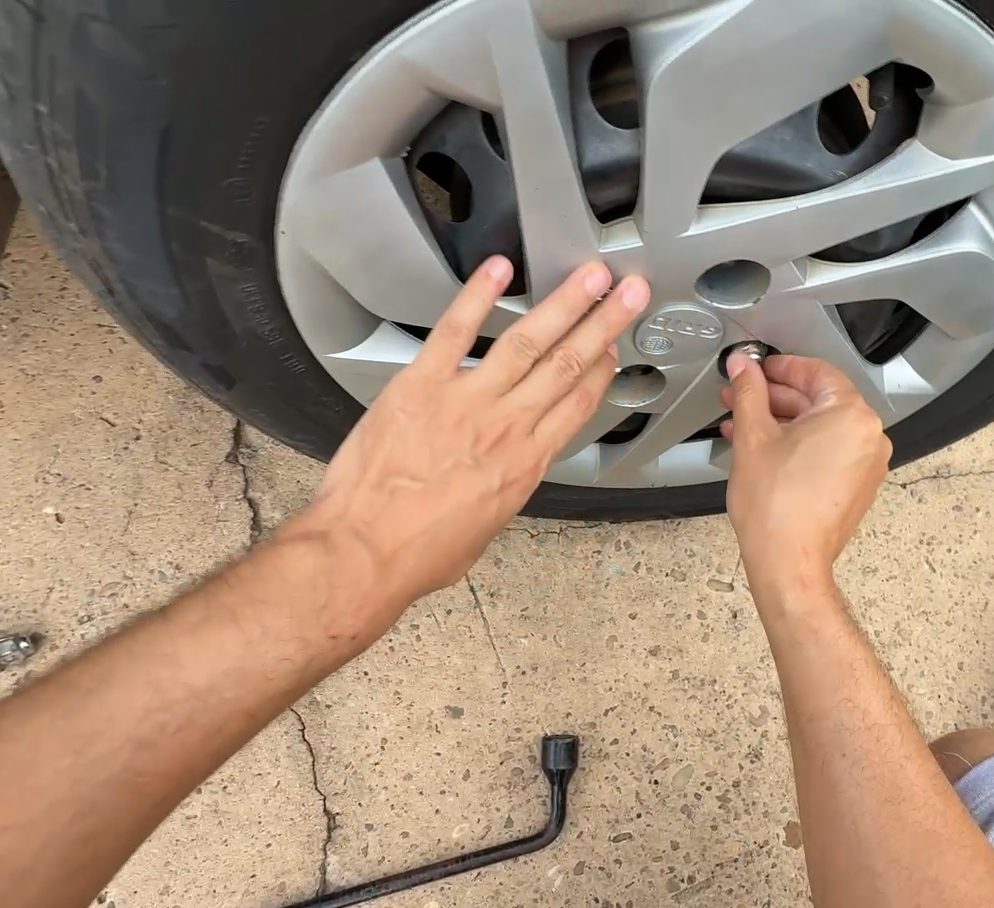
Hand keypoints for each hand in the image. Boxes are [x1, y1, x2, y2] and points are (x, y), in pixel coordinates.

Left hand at [292, 256, 650, 604]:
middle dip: (604, 325)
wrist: (364, 551)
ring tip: (590, 277)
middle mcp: (505, 427)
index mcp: (524, 465)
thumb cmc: (419, 550)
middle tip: (629, 294)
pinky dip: (478, 296)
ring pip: (527, 342)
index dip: (601, 373)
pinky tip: (500, 270)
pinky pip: (455, 331)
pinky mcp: (420, 385)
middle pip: (567, 366)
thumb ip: (505, 486)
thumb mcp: (486, 526)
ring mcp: (464, 401)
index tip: (613, 350)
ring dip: (564, 305)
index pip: (577, 406)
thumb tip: (508, 469)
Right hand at [720, 351, 890, 595]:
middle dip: (774, 398)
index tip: (757, 367)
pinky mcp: (855, 486)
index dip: (780, 367)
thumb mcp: (754, 437)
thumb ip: (750, 392)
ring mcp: (865, 464)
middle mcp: (868, 437)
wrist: (788, 562)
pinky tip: (763, 449)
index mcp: (851, 416)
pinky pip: (826, 452)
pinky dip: (797, 446)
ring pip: (819, 428)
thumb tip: (743, 367)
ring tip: (742, 425)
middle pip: (817, 401)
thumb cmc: (777, 509)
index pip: (816, 372)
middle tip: (740, 396)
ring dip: (780, 422)